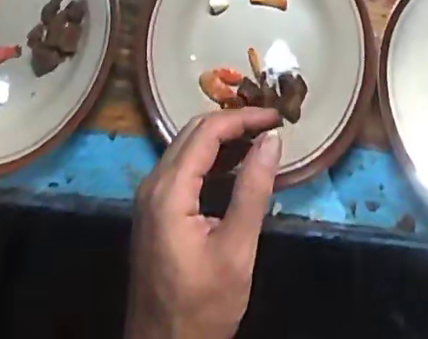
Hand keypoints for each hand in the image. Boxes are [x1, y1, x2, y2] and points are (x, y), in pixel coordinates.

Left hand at [125, 107, 282, 338]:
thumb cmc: (202, 308)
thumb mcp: (236, 252)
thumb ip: (252, 191)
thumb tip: (272, 141)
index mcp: (169, 189)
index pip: (206, 132)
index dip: (243, 118)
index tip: (277, 117)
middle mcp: (153, 182)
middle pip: (193, 132)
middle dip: (233, 122)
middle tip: (272, 125)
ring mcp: (150, 196)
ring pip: (187, 147)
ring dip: (222, 138)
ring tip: (261, 140)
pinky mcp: (155, 210)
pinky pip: (183, 167)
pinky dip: (211, 158)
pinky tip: (237, 165)